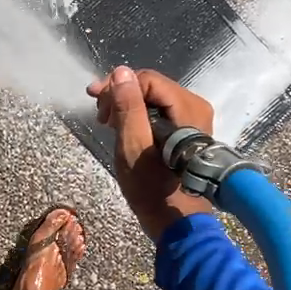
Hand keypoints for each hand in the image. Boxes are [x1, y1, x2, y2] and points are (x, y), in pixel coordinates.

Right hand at [86, 66, 215, 238]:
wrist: (174, 217)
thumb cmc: (152, 186)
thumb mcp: (133, 145)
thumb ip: (128, 107)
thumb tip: (121, 72)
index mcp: (187, 107)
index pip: (146, 80)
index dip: (118, 88)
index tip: (96, 106)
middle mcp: (194, 106)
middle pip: (150, 86)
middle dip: (120, 95)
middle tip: (99, 115)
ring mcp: (192, 118)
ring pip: (152, 97)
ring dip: (125, 105)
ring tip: (106, 121)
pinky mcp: (186, 130)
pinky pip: (157, 110)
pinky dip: (136, 114)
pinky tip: (121, 126)